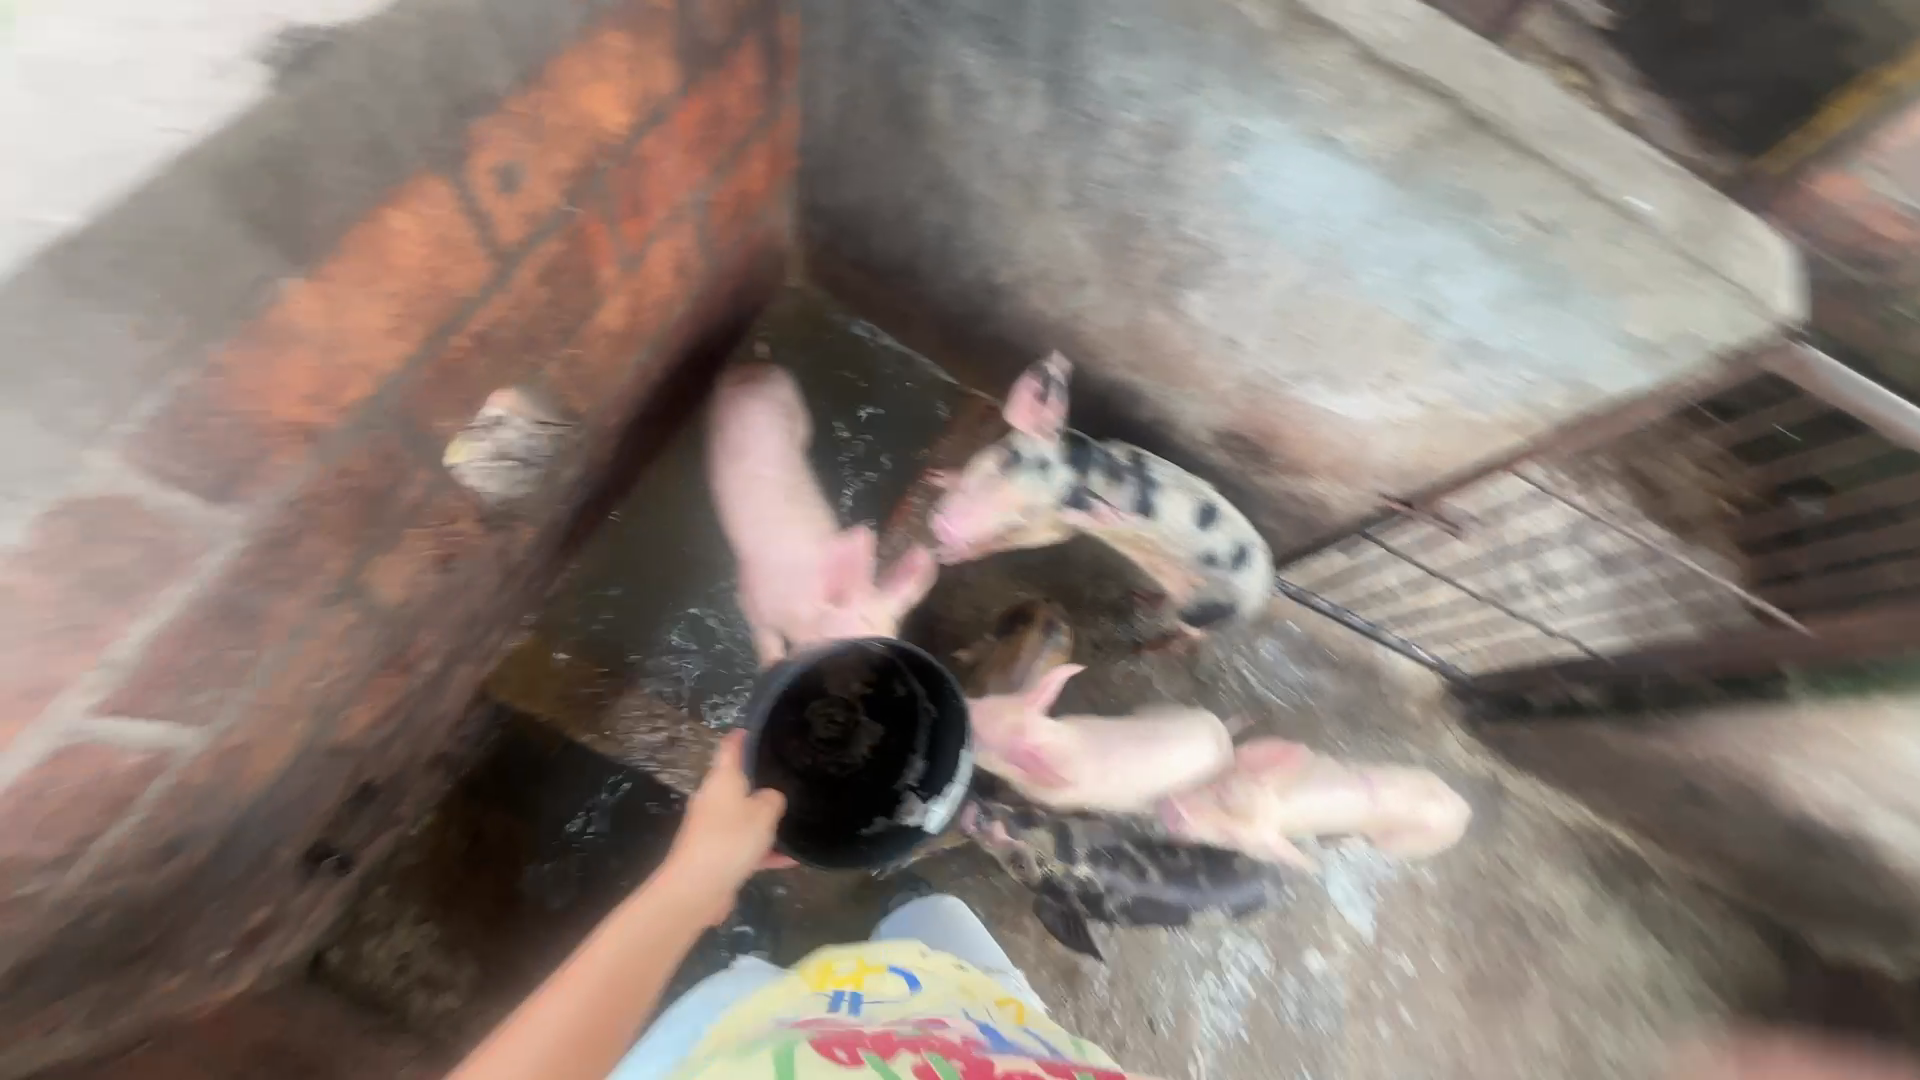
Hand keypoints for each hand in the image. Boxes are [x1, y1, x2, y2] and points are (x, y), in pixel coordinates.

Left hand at [659, 731, 790, 924]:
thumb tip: (770, 798)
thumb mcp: (764, 812)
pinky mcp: (713, 855)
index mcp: (722, 780)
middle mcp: (713, 799)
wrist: (695, 890)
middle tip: (787, 777)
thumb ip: (773, 799)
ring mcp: (711, 828)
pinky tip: (789, 860)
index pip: (730, 748)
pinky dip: (763, 850)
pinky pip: (744, 846)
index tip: (755, 728)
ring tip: (792, 821)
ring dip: (764, 822)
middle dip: (760, 782)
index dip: (742, 736)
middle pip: (737, 784)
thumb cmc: (730, 839)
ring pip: (742, 817)